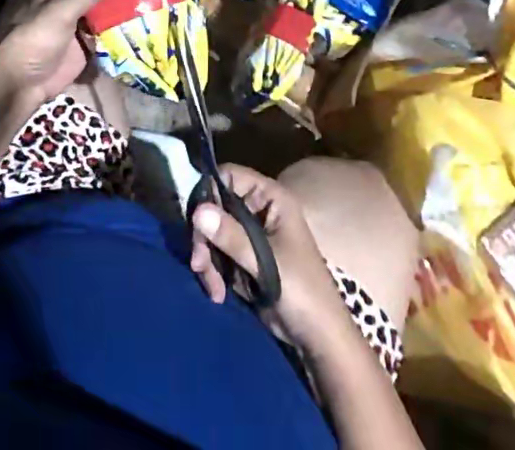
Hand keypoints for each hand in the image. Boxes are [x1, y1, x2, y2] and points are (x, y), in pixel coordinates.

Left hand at [0, 0, 128, 101]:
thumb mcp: (62, 11)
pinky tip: (150, 22)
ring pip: (106, 11)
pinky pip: (109, 36)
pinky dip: (125, 31)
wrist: (22, 86)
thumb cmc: (35, 40)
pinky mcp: (88, 48)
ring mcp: (79, 26)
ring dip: (127, 5)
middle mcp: (70, 2)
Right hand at [190, 164, 350, 349]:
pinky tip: (217, 293)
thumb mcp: (266, 263)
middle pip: (214, 204)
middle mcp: (258, 209)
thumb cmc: (303, 292)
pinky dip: (212, 271)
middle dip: (204, 235)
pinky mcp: (242, 257)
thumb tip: (198, 210)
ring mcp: (249, 234)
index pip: (230, 175)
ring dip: (207, 258)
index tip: (196, 219)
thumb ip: (232, 235)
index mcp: (271, 199)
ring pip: (211, 230)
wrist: (317, 338)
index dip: (209, 191)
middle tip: (199, 262)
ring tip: (212, 286)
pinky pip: (215, 252)